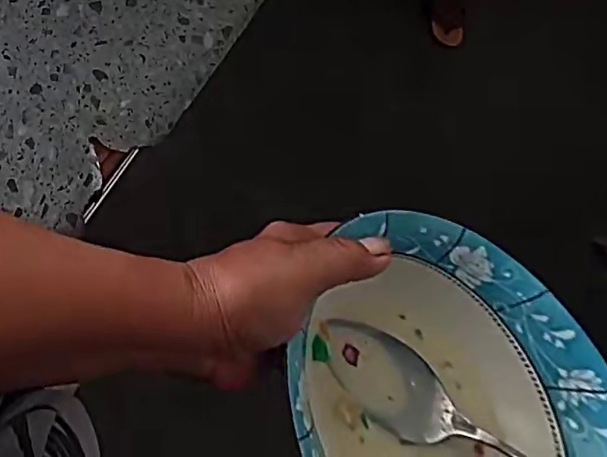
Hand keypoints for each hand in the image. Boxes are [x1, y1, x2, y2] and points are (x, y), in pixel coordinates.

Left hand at [185, 221, 389, 387]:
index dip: (372, 242)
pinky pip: (307, 348)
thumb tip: (380, 245)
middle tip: (398, 312)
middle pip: (335, 278)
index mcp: (294, 241)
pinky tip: (341, 370)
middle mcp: (287, 270)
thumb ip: (343, 256)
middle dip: (362, 293)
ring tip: (378, 346)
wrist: (201, 331)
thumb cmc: (242, 289)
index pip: (343, 235)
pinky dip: (322, 357)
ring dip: (342, 329)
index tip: (405, 257)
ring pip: (322, 316)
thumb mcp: (304, 264)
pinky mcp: (273, 341)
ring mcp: (279, 306)